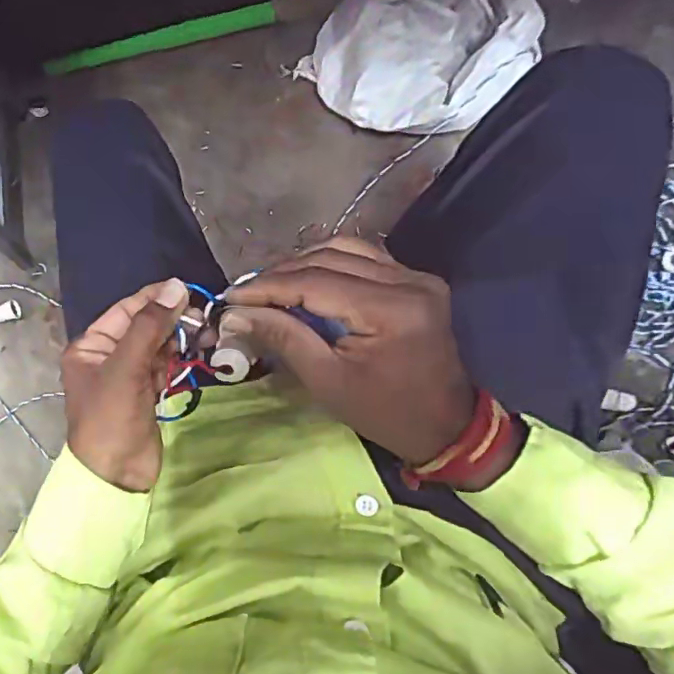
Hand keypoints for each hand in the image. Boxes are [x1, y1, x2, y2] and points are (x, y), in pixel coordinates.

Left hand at [62, 277, 187, 491]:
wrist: (116, 474)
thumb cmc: (111, 418)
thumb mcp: (126, 368)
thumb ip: (149, 326)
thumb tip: (176, 286)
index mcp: (90, 347)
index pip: (125, 311)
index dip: (154, 298)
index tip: (187, 289)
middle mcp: (106, 357)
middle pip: (142, 327)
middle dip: (170, 320)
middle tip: (203, 316)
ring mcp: (127, 376)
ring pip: (156, 346)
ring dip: (178, 339)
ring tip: (204, 334)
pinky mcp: (145, 393)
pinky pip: (162, 366)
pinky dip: (177, 359)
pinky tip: (195, 352)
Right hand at [220, 238, 492, 474]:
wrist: (444, 424)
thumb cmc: (383, 412)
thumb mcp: (327, 380)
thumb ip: (284, 338)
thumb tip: (236, 314)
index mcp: (391, 308)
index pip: (315, 281)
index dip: (267, 286)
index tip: (229, 297)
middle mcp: (408, 279)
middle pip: (328, 258)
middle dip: (278, 274)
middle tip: (242, 294)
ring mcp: (415, 275)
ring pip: (344, 250)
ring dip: (300, 264)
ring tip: (267, 286)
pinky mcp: (414, 279)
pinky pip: (362, 258)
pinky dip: (327, 264)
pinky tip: (303, 281)